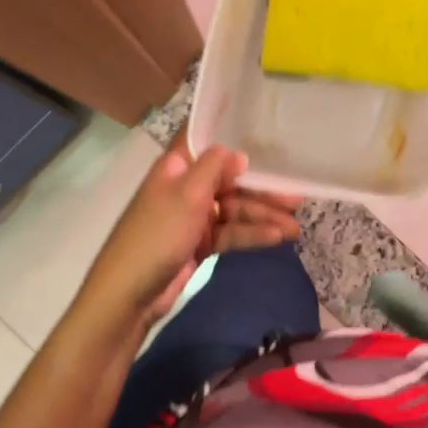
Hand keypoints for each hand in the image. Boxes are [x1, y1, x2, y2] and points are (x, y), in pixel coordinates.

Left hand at [79, 135, 301, 326]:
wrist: (130, 293)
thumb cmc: (156, 235)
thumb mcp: (187, 195)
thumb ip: (214, 168)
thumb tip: (238, 153)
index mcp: (176, 168)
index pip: (205, 141)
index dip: (232, 136)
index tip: (265, 134)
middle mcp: (185, 188)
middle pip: (229, 181)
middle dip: (261, 190)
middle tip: (298, 198)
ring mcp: (192, 218)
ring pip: (233, 210)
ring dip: (263, 217)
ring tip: (295, 228)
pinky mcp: (198, 244)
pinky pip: (230, 233)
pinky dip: (251, 235)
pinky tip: (276, 238)